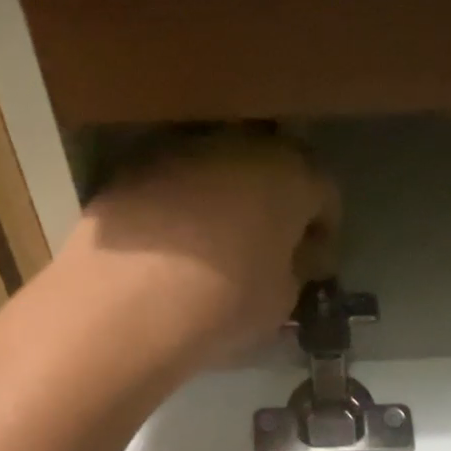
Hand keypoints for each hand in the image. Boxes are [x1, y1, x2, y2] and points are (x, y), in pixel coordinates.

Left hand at [57, 129, 337, 367]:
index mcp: (290, 174)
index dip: (324, 232)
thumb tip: (286, 260)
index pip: (324, 193)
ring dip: (226, 202)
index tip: (314, 264)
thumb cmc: (224, 302)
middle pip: (271, 172)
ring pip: (219, 173)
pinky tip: (173, 248)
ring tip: (217, 248)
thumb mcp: (282, 300)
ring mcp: (180, 153)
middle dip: (275, 206)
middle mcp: (239, 147)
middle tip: (270, 249)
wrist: (125, 303)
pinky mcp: (133, 171)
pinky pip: (174, 187)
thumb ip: (293, 269)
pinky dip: (180, 209)